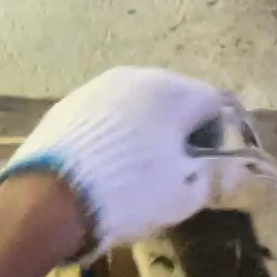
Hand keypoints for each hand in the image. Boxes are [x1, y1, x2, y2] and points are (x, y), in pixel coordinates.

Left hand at [0, 67, 251, 260]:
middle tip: (174, 172)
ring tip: (136, 173)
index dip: (219, 138)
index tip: (208, 169)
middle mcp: (134, 76)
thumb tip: (228, 166)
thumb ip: (216, 174)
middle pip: (173, 101)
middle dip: (179, 132)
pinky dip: (112, 138)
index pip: (215, 104)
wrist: (48, 200)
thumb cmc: (129, 193)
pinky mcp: (65, 106)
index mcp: (173, 90)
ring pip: (135, 109)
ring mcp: (95, 89)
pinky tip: (104, 169)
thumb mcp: (185, 193)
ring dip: (144, 134)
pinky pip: (104, 119)